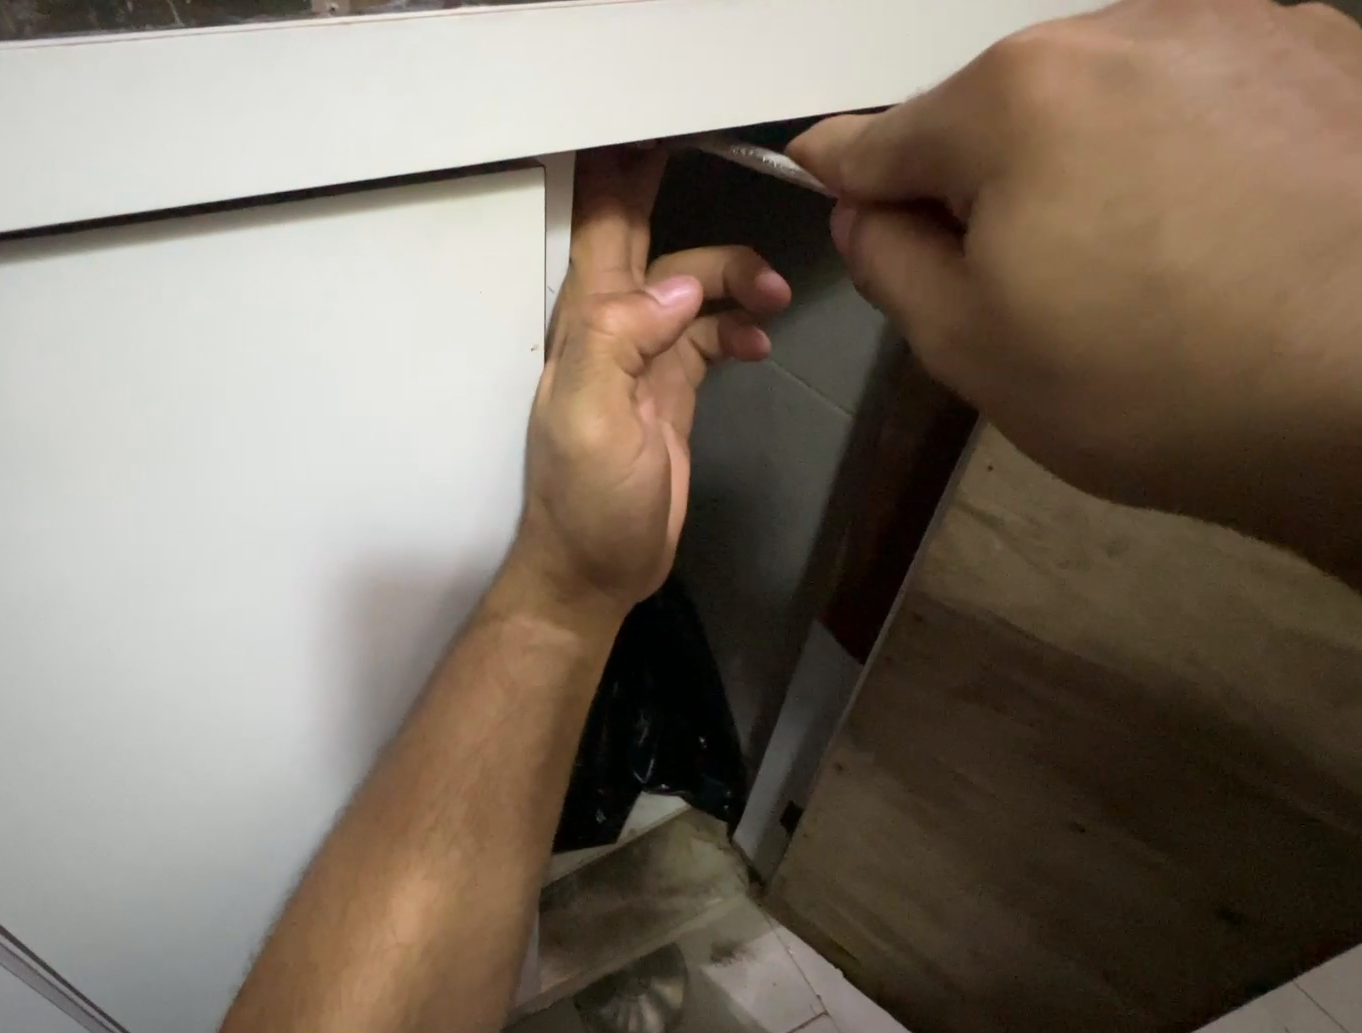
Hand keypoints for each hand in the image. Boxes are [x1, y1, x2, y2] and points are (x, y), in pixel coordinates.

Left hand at [500, 148, 791, 627]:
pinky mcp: (672, 393)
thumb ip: (618, 343)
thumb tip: (679, 285)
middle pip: (649, 246)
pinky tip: (761, 342)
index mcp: (586, 328)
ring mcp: (645, 362)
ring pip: (692, 290)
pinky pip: (709, 338)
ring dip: (734, 280)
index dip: (623, 179)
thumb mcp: (588, 422)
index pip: (602, 232)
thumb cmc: (588, 505)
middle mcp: (613, 333)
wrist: (598, 569)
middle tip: (733, 159)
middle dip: (679, 200)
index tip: (656, 133)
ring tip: (775, 299)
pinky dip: (737, 328)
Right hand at [788, 0, 1361, 553]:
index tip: (816, 184)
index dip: (837, 176)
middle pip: (981, 115)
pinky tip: (1195, 240)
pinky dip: (1149, 161)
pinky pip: (1178, 103)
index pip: (875, 138)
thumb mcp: (964, 343)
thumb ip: (886, 263)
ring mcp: (1238, 26)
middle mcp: (1121, 27)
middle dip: (962, 190)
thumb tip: (866, 209)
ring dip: (1056, 176)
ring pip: (1080, 106)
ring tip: (1111, 275)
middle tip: (998, 290)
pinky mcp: (1328, 54)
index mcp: (1015, 98)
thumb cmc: (1150, 382)